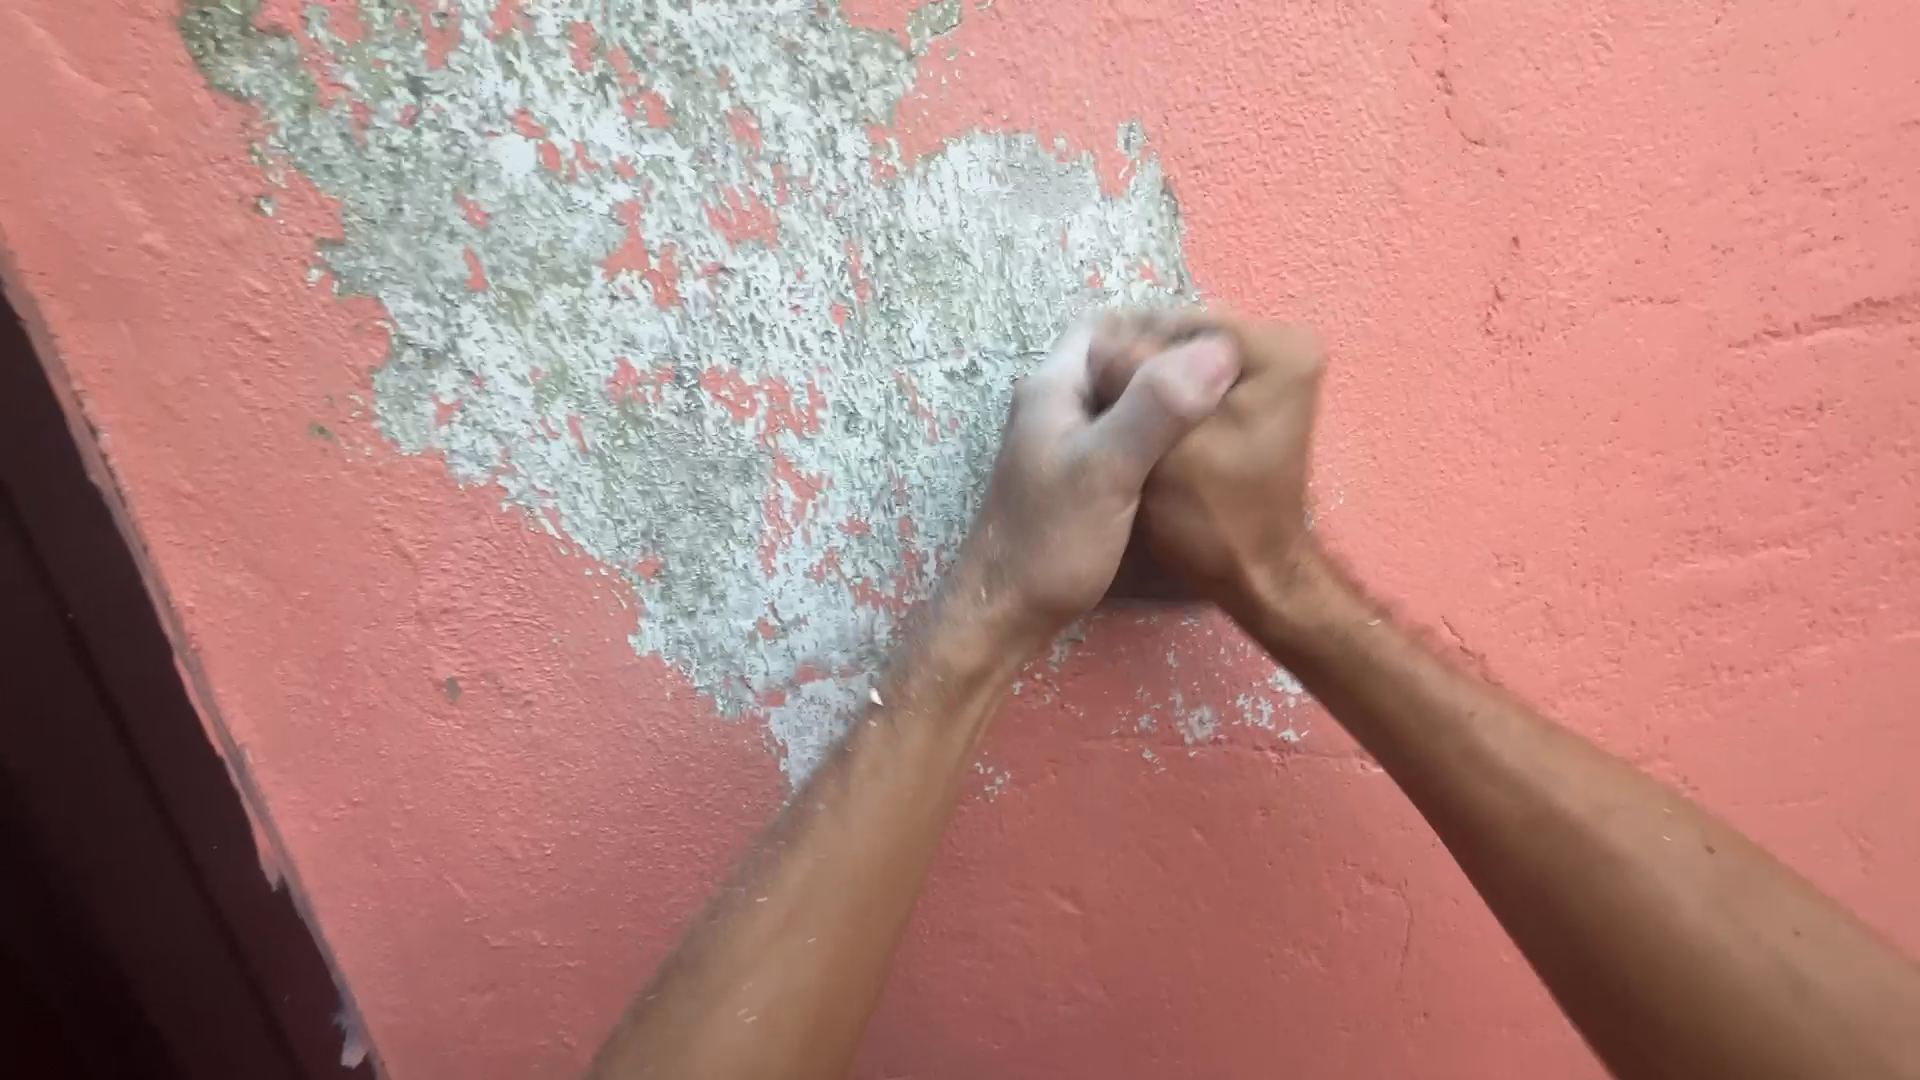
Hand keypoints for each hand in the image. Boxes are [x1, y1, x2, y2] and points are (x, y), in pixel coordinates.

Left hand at [957, 320, 1239, 641]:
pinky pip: (1119, 434)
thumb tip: (1218, 348)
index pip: (1107, 324)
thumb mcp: (1106, 471)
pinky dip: (1153, 431)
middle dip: (1169, 360)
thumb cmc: (1049, 542)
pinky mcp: (1072, 475)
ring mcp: (1060, 442)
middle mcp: (1052, 405)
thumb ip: (1156, 408)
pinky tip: (1186, 449)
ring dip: (1164, 397)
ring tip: (1219, 408)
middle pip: (1116, 359)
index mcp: (1052, 387)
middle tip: (1228, 374)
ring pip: (1120, 399)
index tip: (1217, 339)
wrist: (1005, 611)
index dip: (1161, 324)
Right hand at [1090, 310, 1327, 614]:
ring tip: (1109, 417)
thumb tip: (1096, 338)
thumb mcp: (1164, 449)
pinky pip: (1191, 381)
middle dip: (1134, 368)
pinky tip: (1135, 424)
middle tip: (1093, 406)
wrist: (1251, 574)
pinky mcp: (1255, 395)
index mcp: (1275, 348)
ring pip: (1180, 361)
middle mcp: (1282, 346)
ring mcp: (1272, 370)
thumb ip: (1133, 385)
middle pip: (1178, 338)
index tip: (1083, 391)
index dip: (1119, 352)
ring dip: (1142, 385)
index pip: (1173, 323)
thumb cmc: (1212, 519)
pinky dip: (1161, 399)